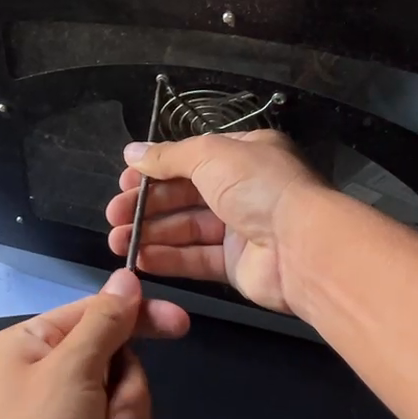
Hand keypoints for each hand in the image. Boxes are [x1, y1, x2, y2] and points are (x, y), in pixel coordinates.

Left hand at [0, 270, 189, 418]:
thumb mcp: (71, 374)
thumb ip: (105, 323)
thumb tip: (126, 274)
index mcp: (34, 344)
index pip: (97, 313)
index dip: (140, 317)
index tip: (181, 323)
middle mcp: (51, 375)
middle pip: (121, 364)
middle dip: (127, 402)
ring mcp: (72, 418)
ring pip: (131, 407)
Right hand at [105, 130, 331, 313]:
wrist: (304, 247)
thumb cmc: (257, 186)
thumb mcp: (208, 155)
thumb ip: (167, 156)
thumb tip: (130, 153)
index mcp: (243, 154)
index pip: (190, 158)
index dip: (155, 169)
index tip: (124, 180)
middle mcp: (242, 188)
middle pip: (183, 194)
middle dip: (146, 203)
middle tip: (113, 213)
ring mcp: (240, 228)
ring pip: (185, 228)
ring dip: (149, 232)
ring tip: (117, 240)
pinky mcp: (236, 265)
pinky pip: (195, 258)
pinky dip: (167, 258)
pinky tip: (139, 259)